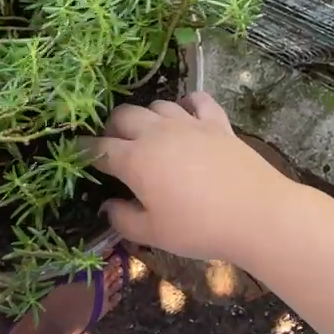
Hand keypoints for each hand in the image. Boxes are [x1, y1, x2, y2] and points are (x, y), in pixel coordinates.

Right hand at [92, 92, 303, 266]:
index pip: (99, 149)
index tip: (76, 153)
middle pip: (123, 116)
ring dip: (147, 117)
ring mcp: (188, 123)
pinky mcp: (217, 123)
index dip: (84, 151)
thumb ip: (123, 219)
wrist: (257, 214)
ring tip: (149, 134)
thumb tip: (108, 206)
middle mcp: (156, 133)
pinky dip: (188, 103)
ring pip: (157, 105)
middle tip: (114, 146)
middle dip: (112, 128)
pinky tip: (186, 114)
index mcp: (135, 160)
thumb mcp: (154, 233)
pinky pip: (197, 100)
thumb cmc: (199, 227)